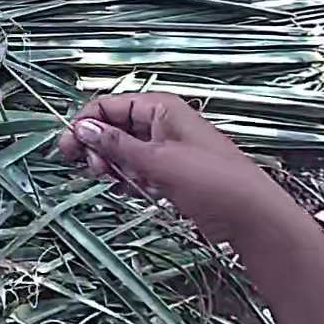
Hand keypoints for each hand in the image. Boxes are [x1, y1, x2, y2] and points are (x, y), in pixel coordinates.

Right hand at [55, 92, 287, 243]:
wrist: (253, 218)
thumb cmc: (212, 181)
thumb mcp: (157, 161)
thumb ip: (116, 144)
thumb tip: (82, 127)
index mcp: (159, 108)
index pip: (108, 105)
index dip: (86, 123)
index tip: (70, 147)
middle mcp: (159, 123)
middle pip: (112, 126)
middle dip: (96, 146)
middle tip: (89, 168)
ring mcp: (164, 147)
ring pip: (121, 149)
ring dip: (110, 164)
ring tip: (111, 181)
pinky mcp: (168, 171)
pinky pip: (135, 167)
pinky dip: (126, 177)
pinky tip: (125, 190)